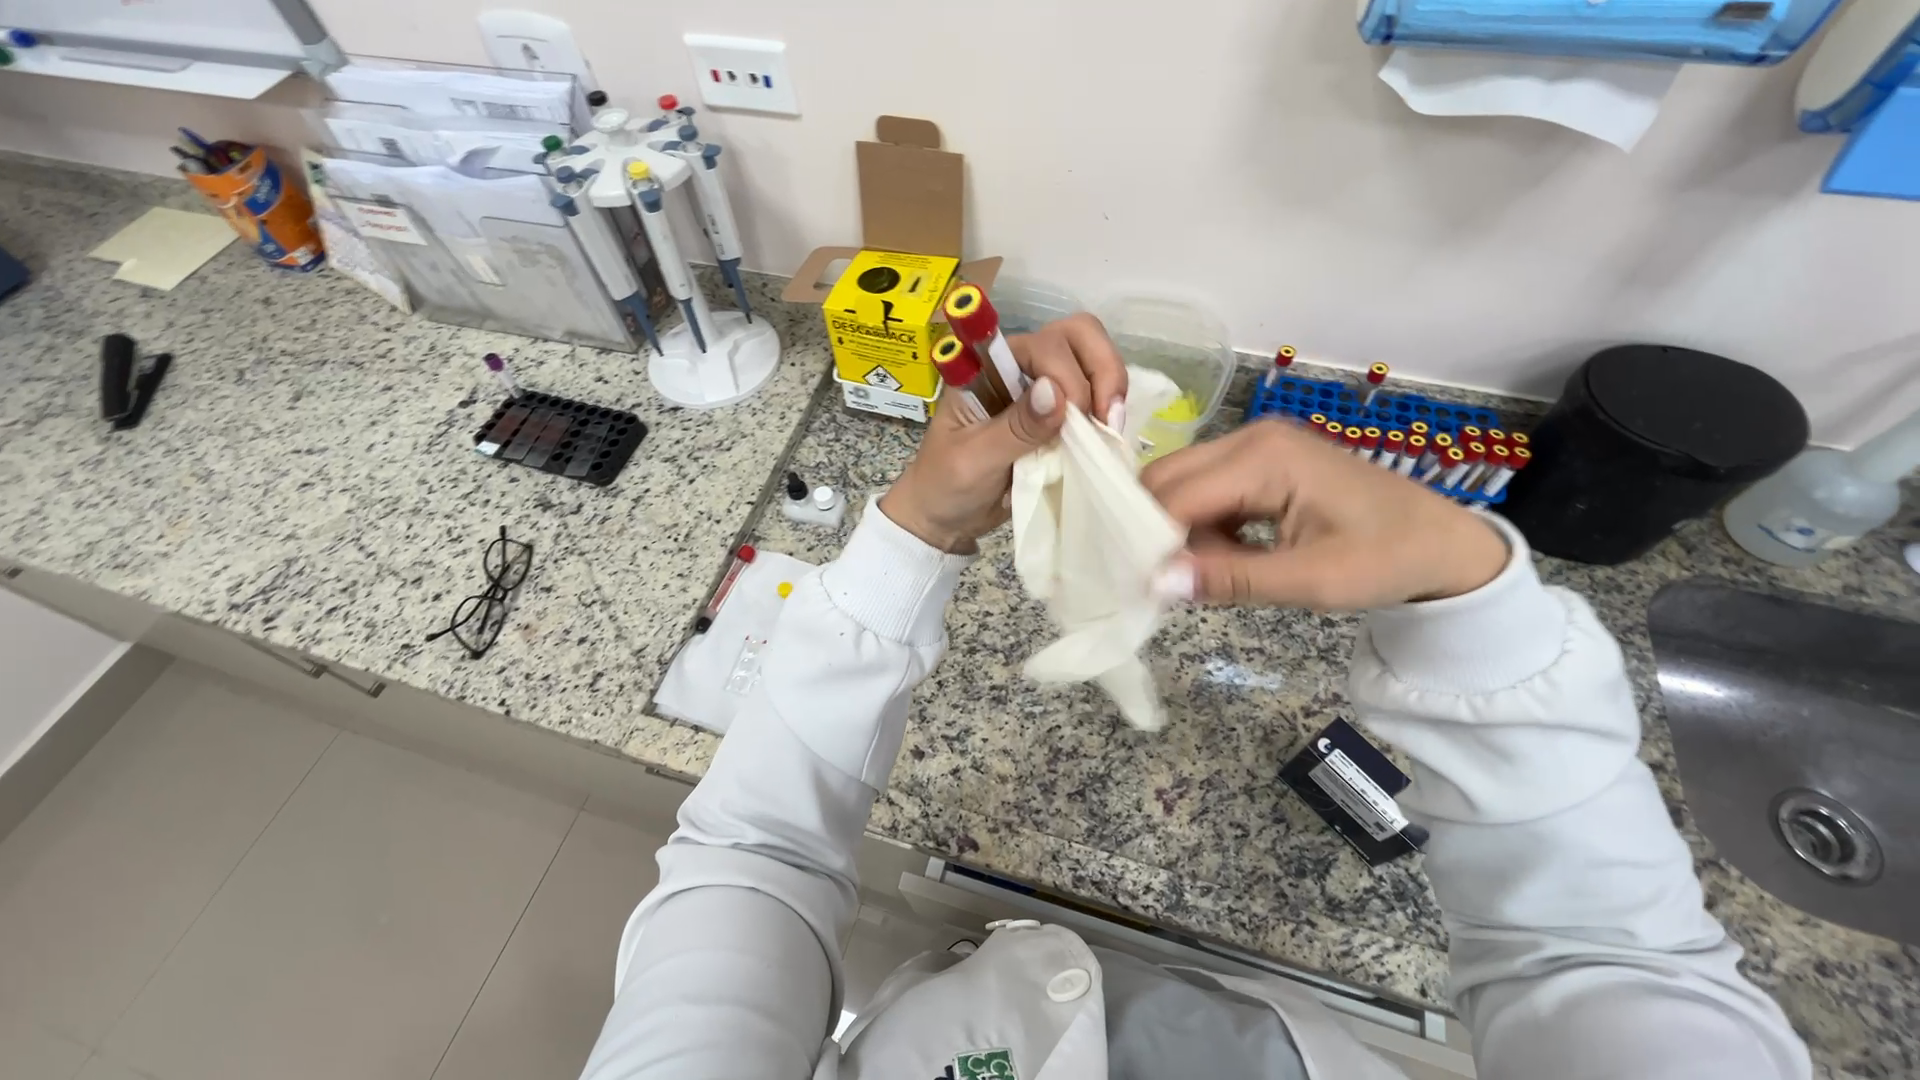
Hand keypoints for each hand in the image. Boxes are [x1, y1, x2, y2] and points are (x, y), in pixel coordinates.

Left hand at [880, 313, 1126, 552]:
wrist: (944, 518)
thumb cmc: (945, 484)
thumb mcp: (975, 459)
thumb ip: (1015, 428)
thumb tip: (1057, 393)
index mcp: (989, 367)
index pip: (1044, 343)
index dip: (1068, 375)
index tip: (1073, 419)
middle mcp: (1019, 368)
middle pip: (1078, 337)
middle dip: (1103, 371)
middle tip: (1107, 418)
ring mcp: (1042, 391)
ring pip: (1093, 363)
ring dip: (1109, 393)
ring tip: (1108, 433)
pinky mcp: (1058, 417)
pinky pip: (1094, 400)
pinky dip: (1106, 416)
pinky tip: (1105, 442)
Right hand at [1141, 418, 1508, 609]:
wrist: (1443, 543)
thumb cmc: (1385, 559)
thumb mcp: (1311, 580)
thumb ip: (1231, 580)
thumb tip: (1155, 584)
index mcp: (1262, 457)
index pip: (1174, 496)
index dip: (1151, 542)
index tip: (1144, 588)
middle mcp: (1249, 437)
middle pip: (1165, 480)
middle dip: (1161, 532)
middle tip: (1180, 581)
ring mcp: (1254, 443)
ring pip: (1180, 485)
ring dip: (1186, 531)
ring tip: (1225, 570)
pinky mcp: (1260, 459)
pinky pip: (1206, 488)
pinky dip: (1206, 525)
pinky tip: (1237, 552)